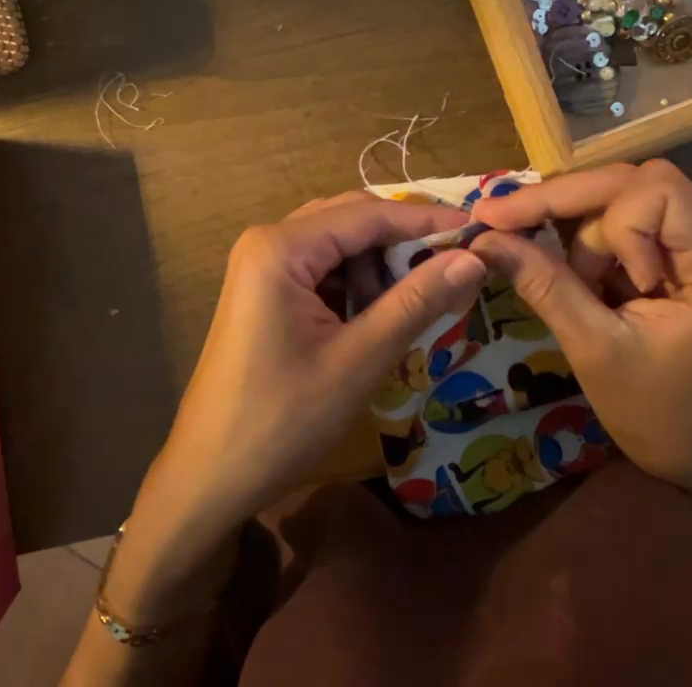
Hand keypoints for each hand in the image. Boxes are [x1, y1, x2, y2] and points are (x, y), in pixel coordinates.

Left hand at [106, 193, 484, 622]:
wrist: (209, 476)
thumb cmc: (282, 421)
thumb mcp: (358, 360)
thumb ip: (416, 303)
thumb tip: (474, 258)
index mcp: (281, 248)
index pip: (369, 215)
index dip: (428, 221)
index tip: (482, 232)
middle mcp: (267, 242)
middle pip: (352, 222)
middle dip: (404, 243)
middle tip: (459, 268)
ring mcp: (261, 267)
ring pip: (339, 246)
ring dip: (381, 268)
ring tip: (420, 303)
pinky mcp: (264, 293)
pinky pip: (322, 271)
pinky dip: (357, 286)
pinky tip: (381, 317)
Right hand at [469, 160, 691, 492]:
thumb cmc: (658, 412)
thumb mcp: (594, 349)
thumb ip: (544, 285)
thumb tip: (484, 238)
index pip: (657, 190)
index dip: (607, 220)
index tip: (589, 279)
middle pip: (634, 182)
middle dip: (568, 206)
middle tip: (502, 226)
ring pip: (625, 194)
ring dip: (584, 233)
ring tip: (576, 286)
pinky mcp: (691, 248)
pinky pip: (632, 216)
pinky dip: (594, 239)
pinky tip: (577, 272)